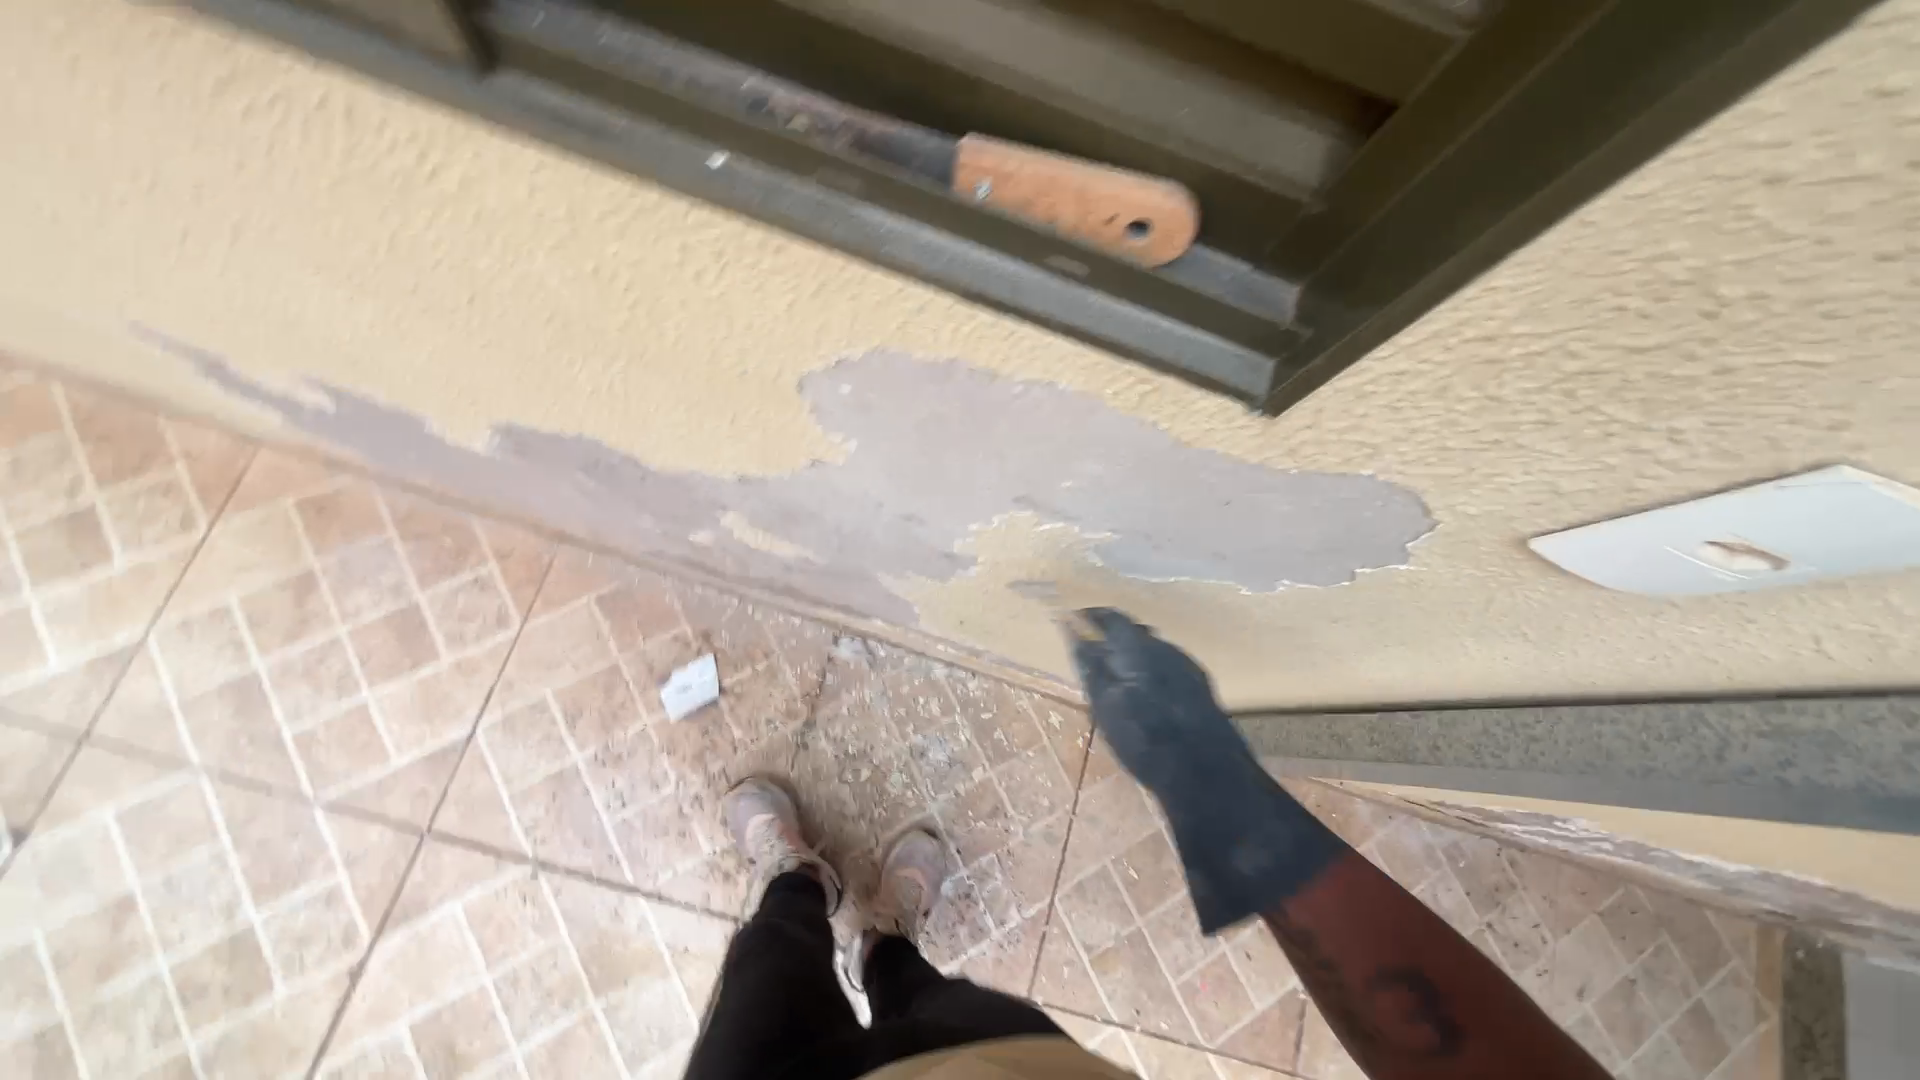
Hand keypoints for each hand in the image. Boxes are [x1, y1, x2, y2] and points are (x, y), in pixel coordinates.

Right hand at [1068, 608, 1252, 799]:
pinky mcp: (1202, 688)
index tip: (1077, 618)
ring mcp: (1188, 668)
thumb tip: (1074, 631)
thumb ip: (1091, 665)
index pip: (1113, 618)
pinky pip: (1170, 667)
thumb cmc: (1144, 737)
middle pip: (1137, 633)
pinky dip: (1152, 670)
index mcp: (1139, 648)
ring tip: (1120, 671)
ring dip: (1135, 653)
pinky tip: (1150, 692)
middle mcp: (1166, 649)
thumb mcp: (1105, 704)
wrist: (1206, 771)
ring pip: (1156, 650)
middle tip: (1095, 647)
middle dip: (1115, 635)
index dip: (1094, 615)